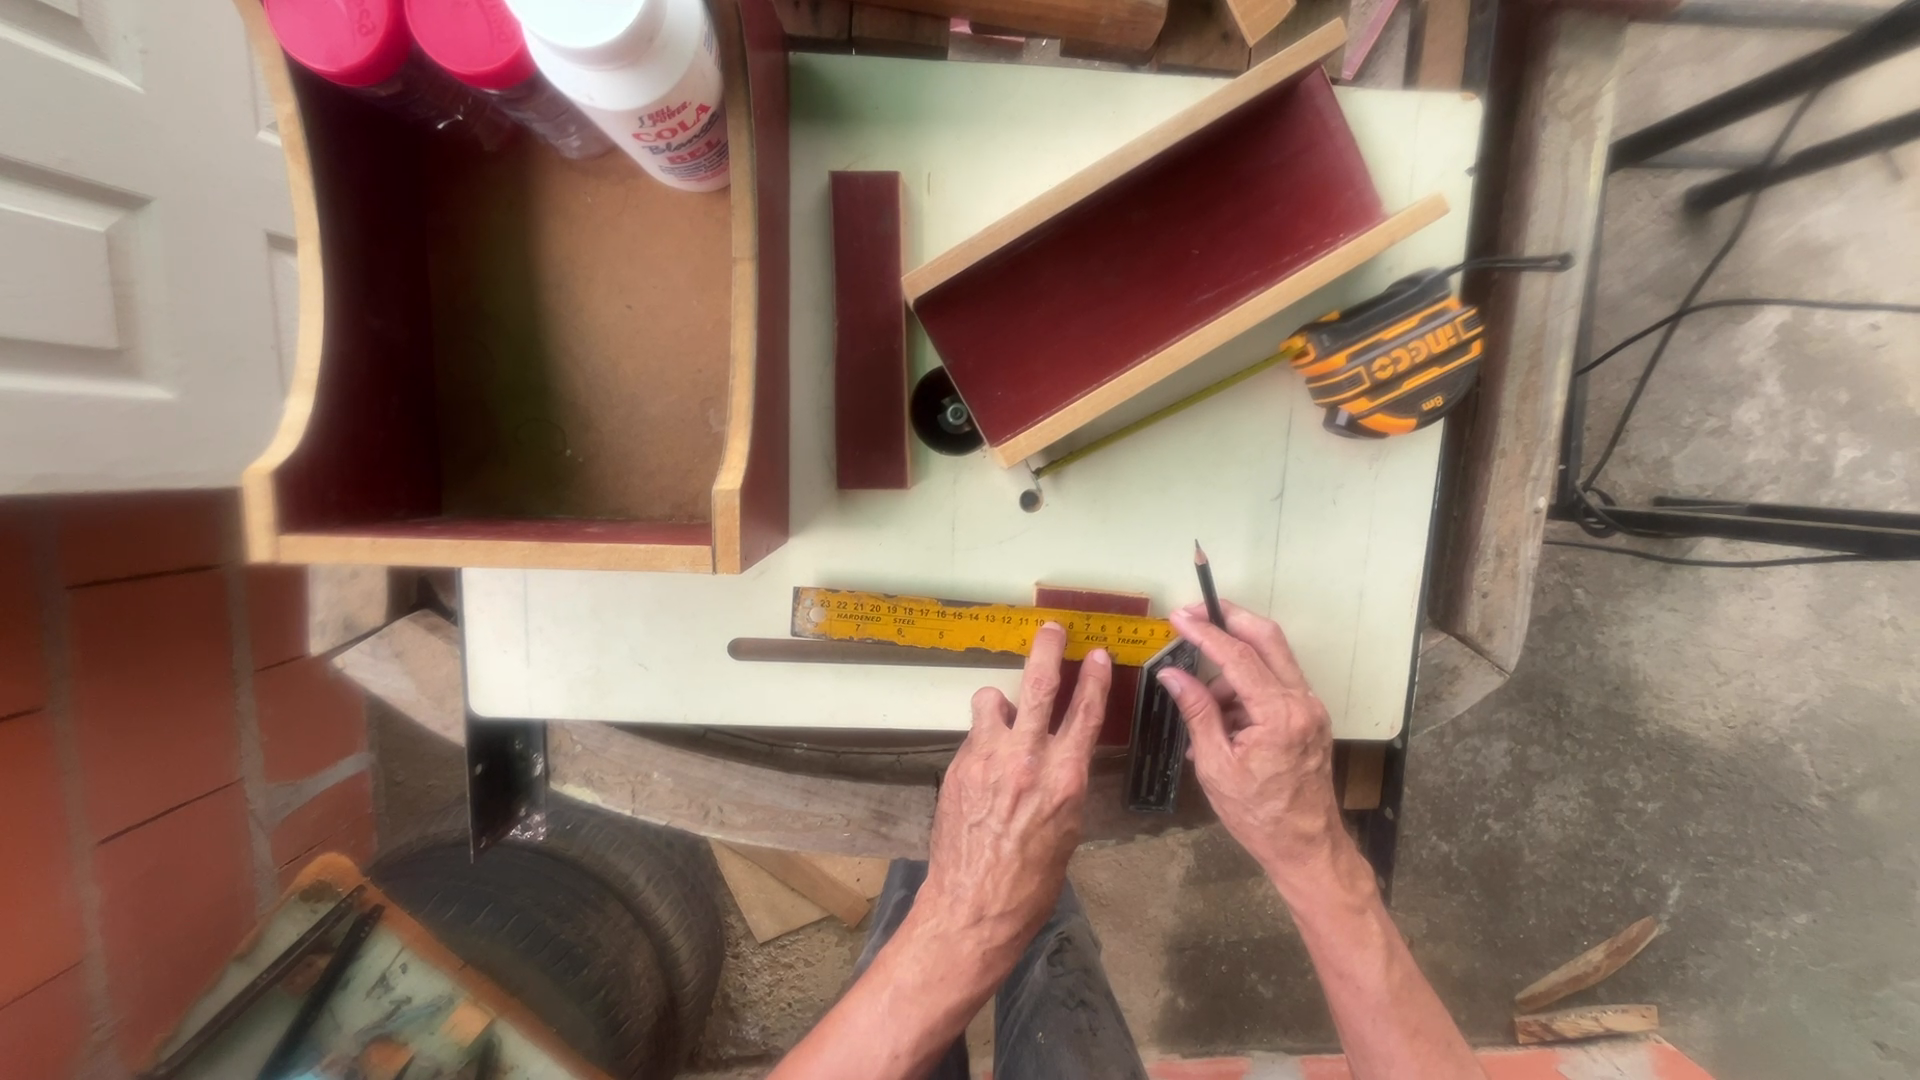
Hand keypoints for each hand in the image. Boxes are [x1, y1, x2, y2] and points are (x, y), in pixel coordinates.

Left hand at [915, 624, 1111, 967]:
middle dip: (1046, 648)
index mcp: (1065, 777)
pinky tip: (981, 766)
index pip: (1085, 713)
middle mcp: (1029, 757)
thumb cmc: (1032, 879)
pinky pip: (974, 733)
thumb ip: (1062, 781)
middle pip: (1040, 684)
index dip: (1092, 678)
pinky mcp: (960, 764)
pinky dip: (982, 738)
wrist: (975, 904)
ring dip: (1000, 703)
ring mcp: (989, 757)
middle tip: (1050, 627)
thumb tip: (1056, 754)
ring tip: (1000, 718)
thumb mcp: (1067, 828)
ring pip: (994, 699)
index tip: (1095, 653)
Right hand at [1159, 602, 1344, 885]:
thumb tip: (1172, 675)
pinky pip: (1273, 684)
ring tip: (1200, 700)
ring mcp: (1310, 708)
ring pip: (1271, 658)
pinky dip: (1244, 687)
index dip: (1204, 632)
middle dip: (1229, 618)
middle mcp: (1302, 702)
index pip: (1237, 656)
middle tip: (1194, 612)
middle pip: (1267, 638)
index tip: (1178, 617)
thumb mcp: (1215, 764)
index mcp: (1279, 715)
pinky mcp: (1308, 717)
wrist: (1306, 847)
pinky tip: (1220, 717)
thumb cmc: (1258, 814)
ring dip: (1232, 663)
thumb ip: (1197, 711)